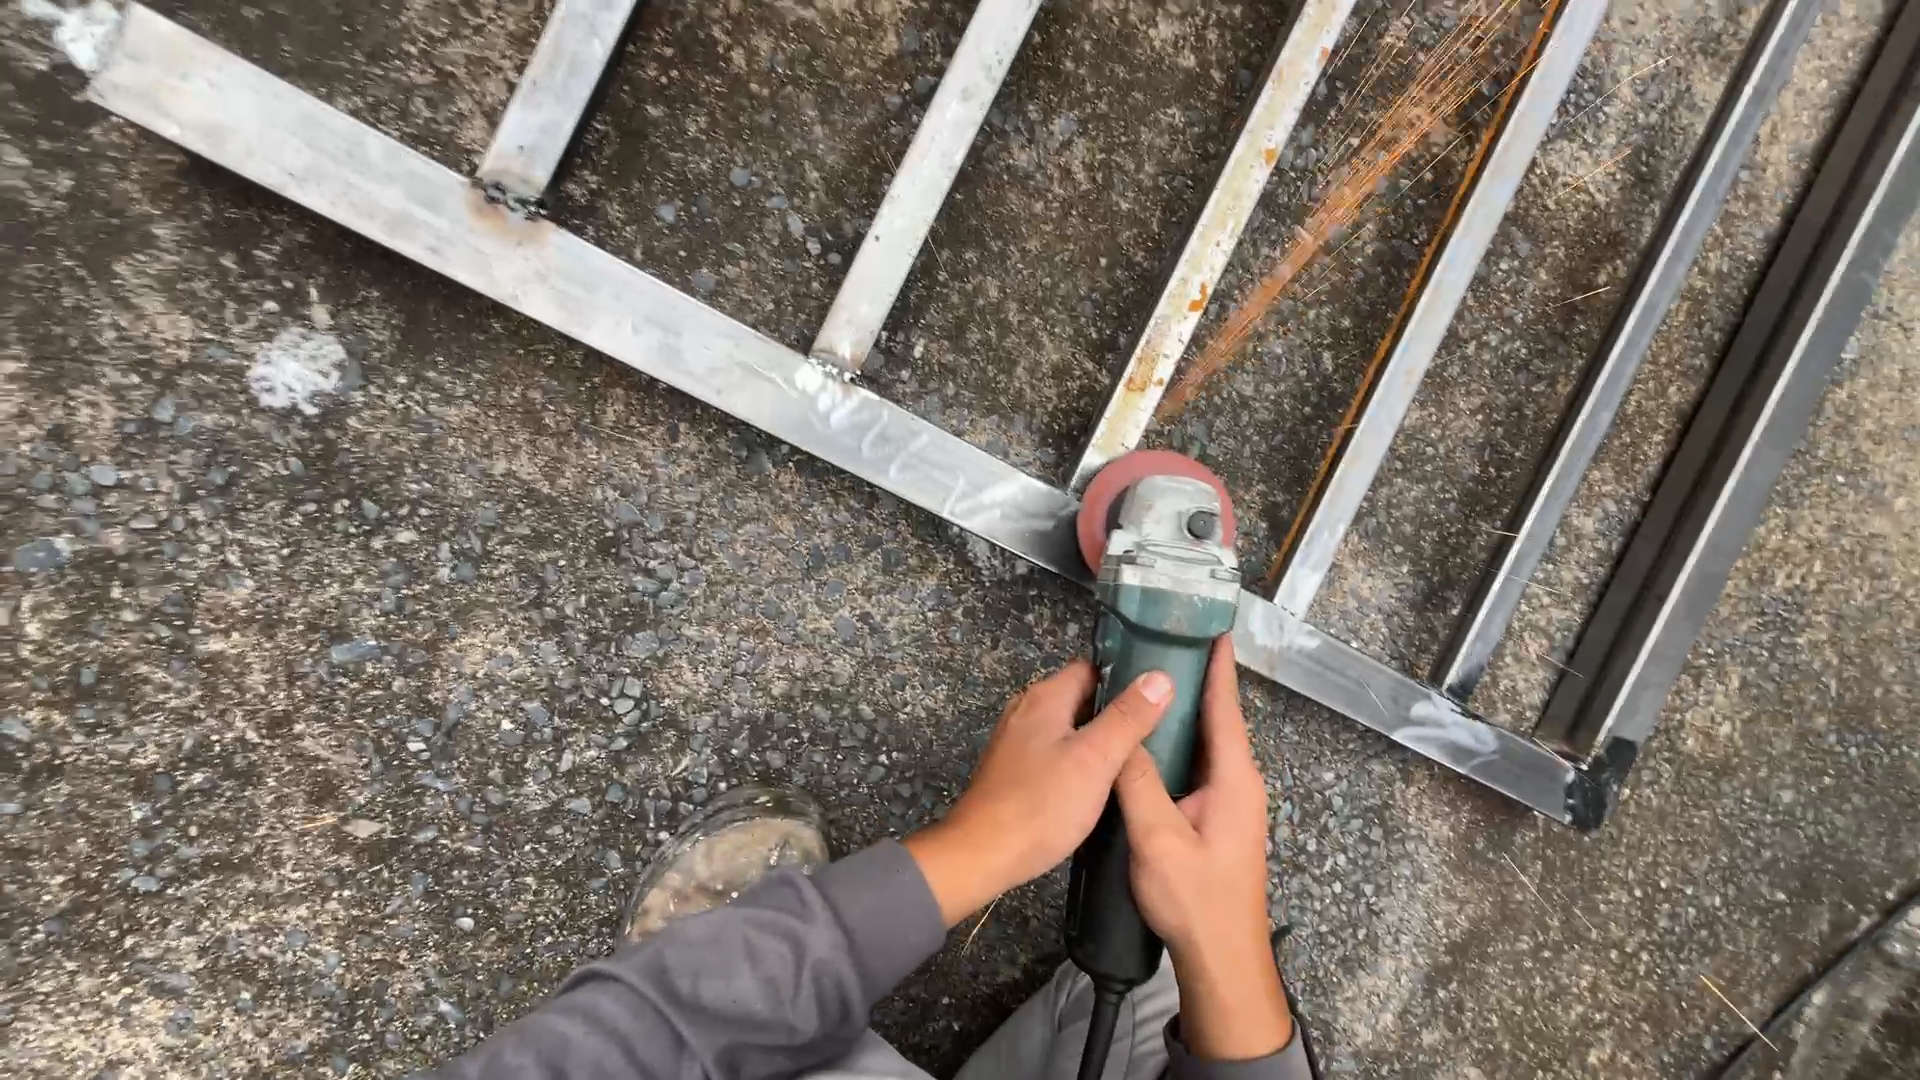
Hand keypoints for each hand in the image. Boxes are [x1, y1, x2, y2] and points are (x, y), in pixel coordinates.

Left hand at [903, 661, 1171, 925]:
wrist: (982, 854)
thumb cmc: (1042, 804)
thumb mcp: (1095, 759)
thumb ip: (1127, 718)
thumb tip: (1159, 676)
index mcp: (1045, 697)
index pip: (1091, 669)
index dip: (1125, 681)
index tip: (1159, 700)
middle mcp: (1026, 709)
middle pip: (1080, 698)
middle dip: (1115, 713)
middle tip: (1156, 735)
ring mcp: (1016, 739)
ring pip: (1068, 728)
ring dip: (1097, 740)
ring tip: (1137, 760)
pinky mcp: (1013, 768)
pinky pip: (1054, 751)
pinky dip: (1077, 760)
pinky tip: (1099, 783)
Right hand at [1113, 638, 1291, 1059]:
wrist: (1221, 959)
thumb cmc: (1195, 898)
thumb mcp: (1157, 837)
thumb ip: (1138, 781)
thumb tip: (1122, 731)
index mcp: (1233, 778)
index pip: (1225, 709)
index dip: (1218, 667)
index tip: (1213, 628)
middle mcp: (1238, 782)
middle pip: (1217, 719)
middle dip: (1195, 680)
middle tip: (1162, 642)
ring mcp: (1229, 802)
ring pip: (1204, 743)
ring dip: (1183, 710)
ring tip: (1149, 678)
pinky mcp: (1215, 817)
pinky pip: (1195, 764)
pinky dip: (1176, 741)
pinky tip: (1148, 738)